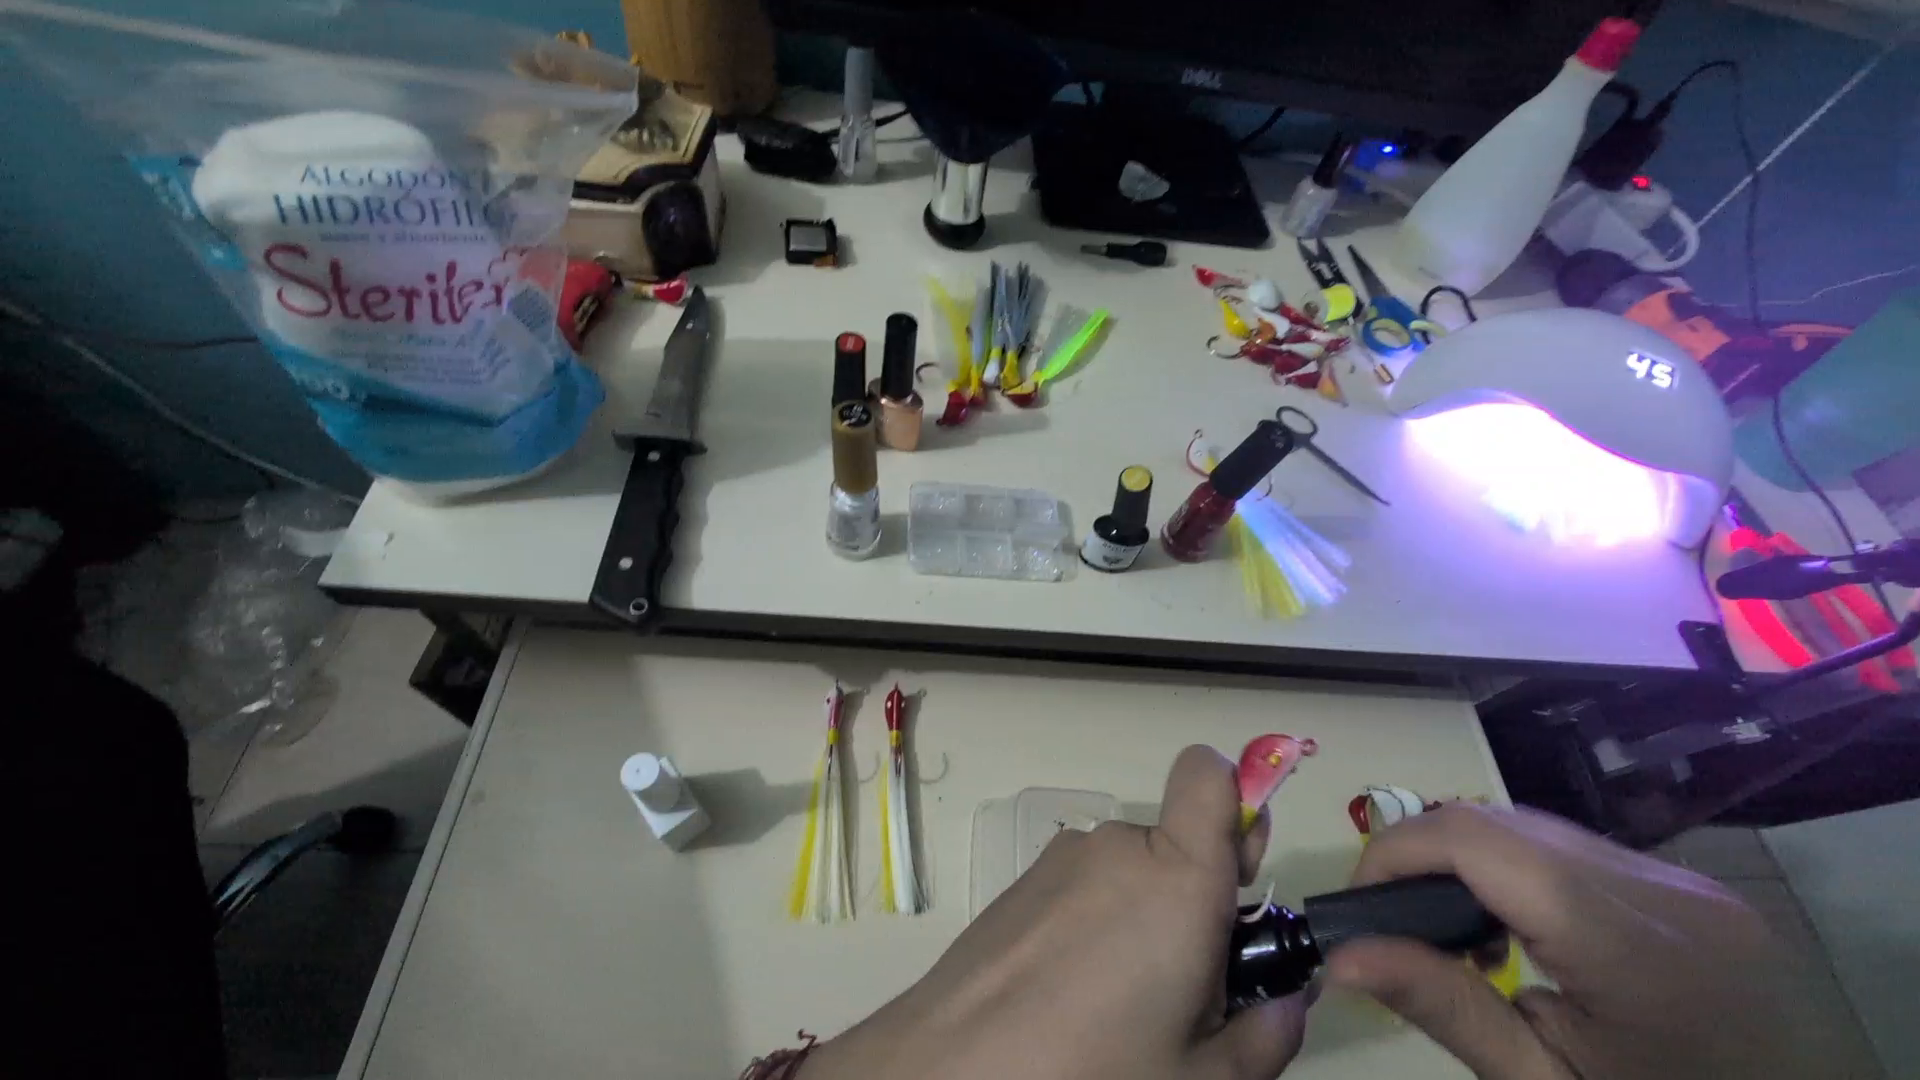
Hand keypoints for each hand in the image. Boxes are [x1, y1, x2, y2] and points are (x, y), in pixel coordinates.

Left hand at [801, 745, 1307, 1079]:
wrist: (955, 1065)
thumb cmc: (1097, 1067)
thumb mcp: (1206, 1077)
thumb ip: (1265, 1034)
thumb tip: (1286, 1001)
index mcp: (1176, 875)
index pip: (1209, 775)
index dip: (1235, 803)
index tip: (1238, 874)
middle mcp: (1118, 846)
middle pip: (1176, 845)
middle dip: (1195, 899)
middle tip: (1186, 985)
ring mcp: (1062, 858)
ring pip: (1130, 871)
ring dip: (1142, 916)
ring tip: (1121, 1000)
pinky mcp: (1022, 882)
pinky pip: (1084, 886)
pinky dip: (1096, 922)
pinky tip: (1073, 990)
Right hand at [1326, 803, 1858, 1079]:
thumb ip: (1444, 1007)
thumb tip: (1340, 958)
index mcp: (1632, 945)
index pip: (1475, 840)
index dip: (1394, 852)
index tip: (1361, 906)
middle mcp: (1664, 887)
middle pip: (1496, 822)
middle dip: (1422, 857)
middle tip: (1396, 924)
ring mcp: (1686, 880)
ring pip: (1528, 824)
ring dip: (1467, 859)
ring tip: (1457, 934)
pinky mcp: (1691, 883)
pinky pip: (1568, 846)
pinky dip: (1516, 868)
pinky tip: (1518, 927)